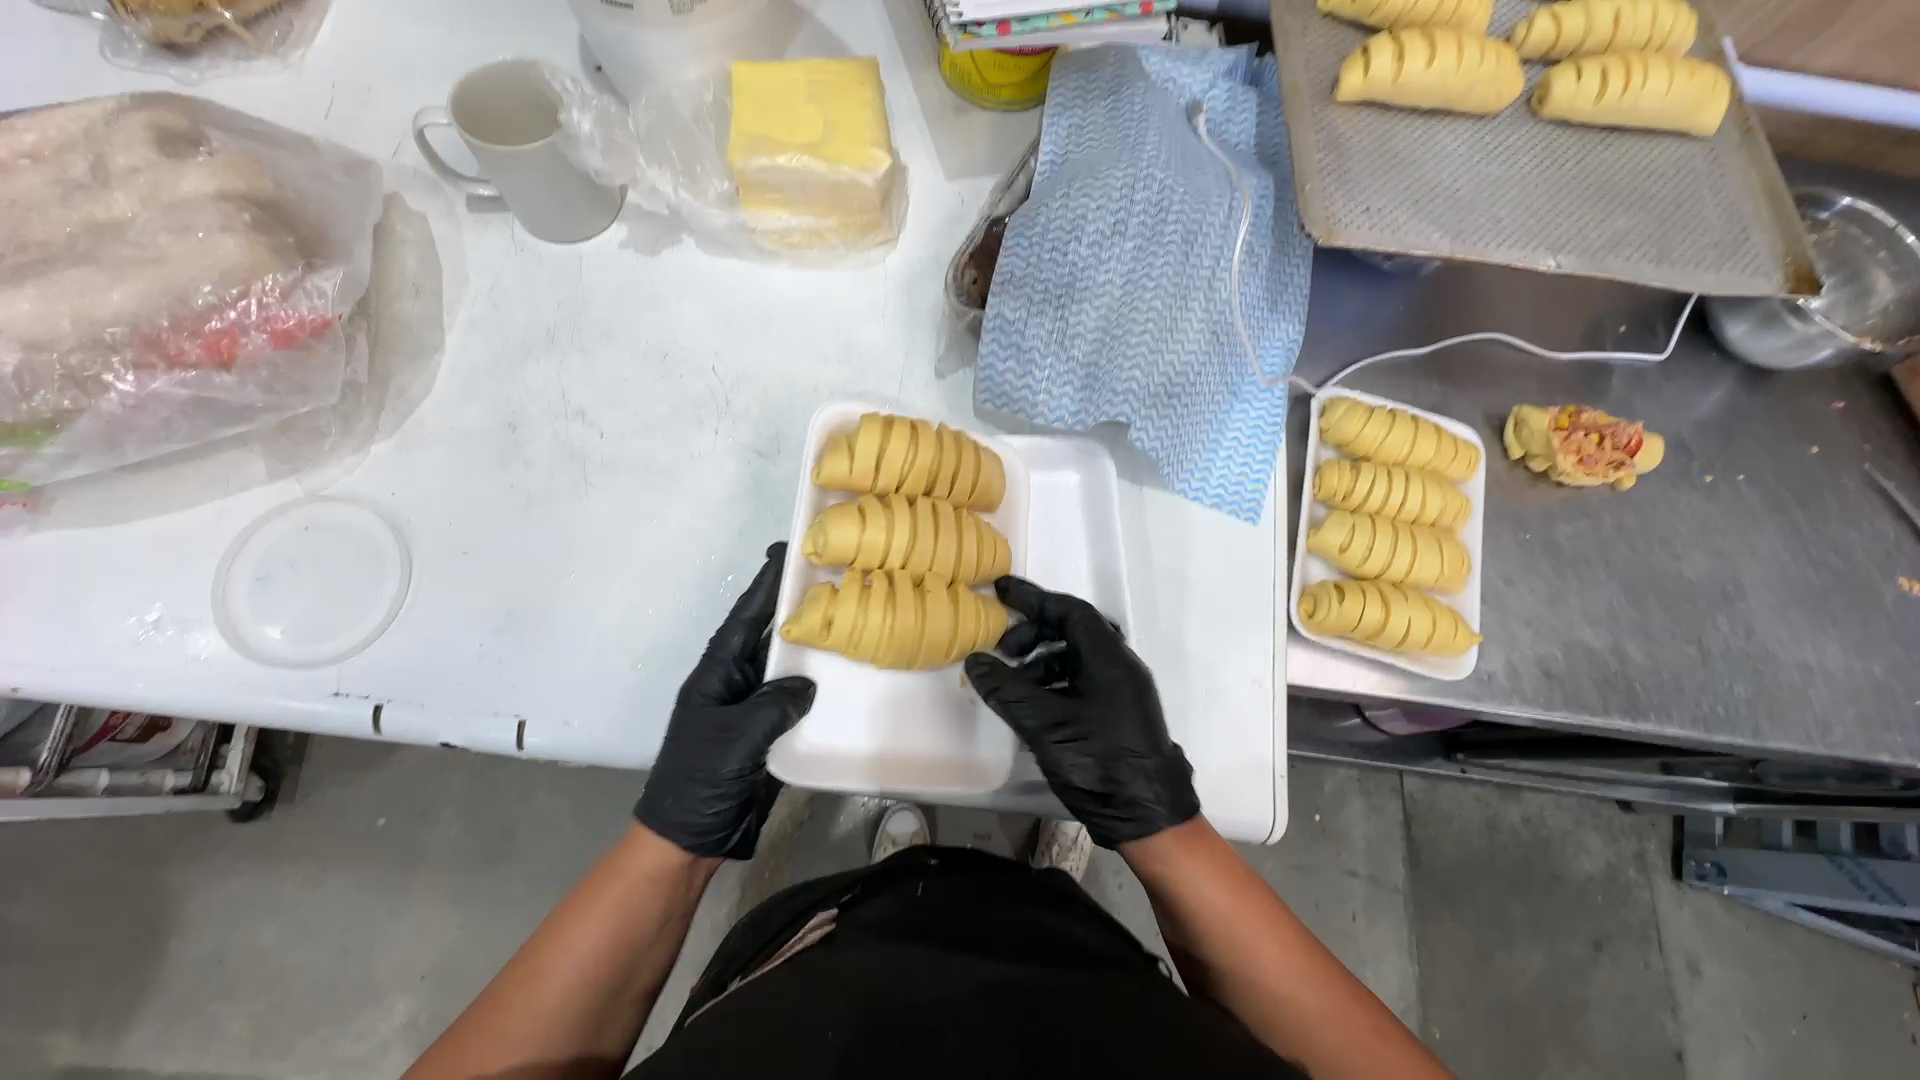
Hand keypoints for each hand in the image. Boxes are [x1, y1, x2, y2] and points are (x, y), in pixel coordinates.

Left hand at [635, 543, 815, 859]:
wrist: (692, 836)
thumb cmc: (700, 780)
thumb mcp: (734, 738)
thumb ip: (771, 705)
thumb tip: (806, 684)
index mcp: (716, 674)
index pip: (745, 619)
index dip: (764, 586)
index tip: (786, 553)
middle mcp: (737, 683)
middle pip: (769, 637)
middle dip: (796, 609)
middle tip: (832, 580)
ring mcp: (754, 709)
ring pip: (787, 669)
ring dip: (812, 648)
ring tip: (849, 620)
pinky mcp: (772, 734)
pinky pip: (798, 702)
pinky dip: (819, 688)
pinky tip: (845, 678)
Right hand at [964, 577, 1199, 847]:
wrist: (1146, 813)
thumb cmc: (1098, 760)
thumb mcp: (1044, 724)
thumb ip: (1007, 689)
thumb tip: (975, 661)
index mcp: (1108, 658)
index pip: (1069, 611)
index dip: (1033, 598)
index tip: (1000, 592)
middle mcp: (1119, 666)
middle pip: (1073, 631)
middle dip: (1034, 633)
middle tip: (1003, 650)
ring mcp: (1122, 691)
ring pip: (1076, 658)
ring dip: (1041, 661)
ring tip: (1013, 683)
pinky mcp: (1118, 713)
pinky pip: (1082, 680)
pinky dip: (1053, 682)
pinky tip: (1032, 705)